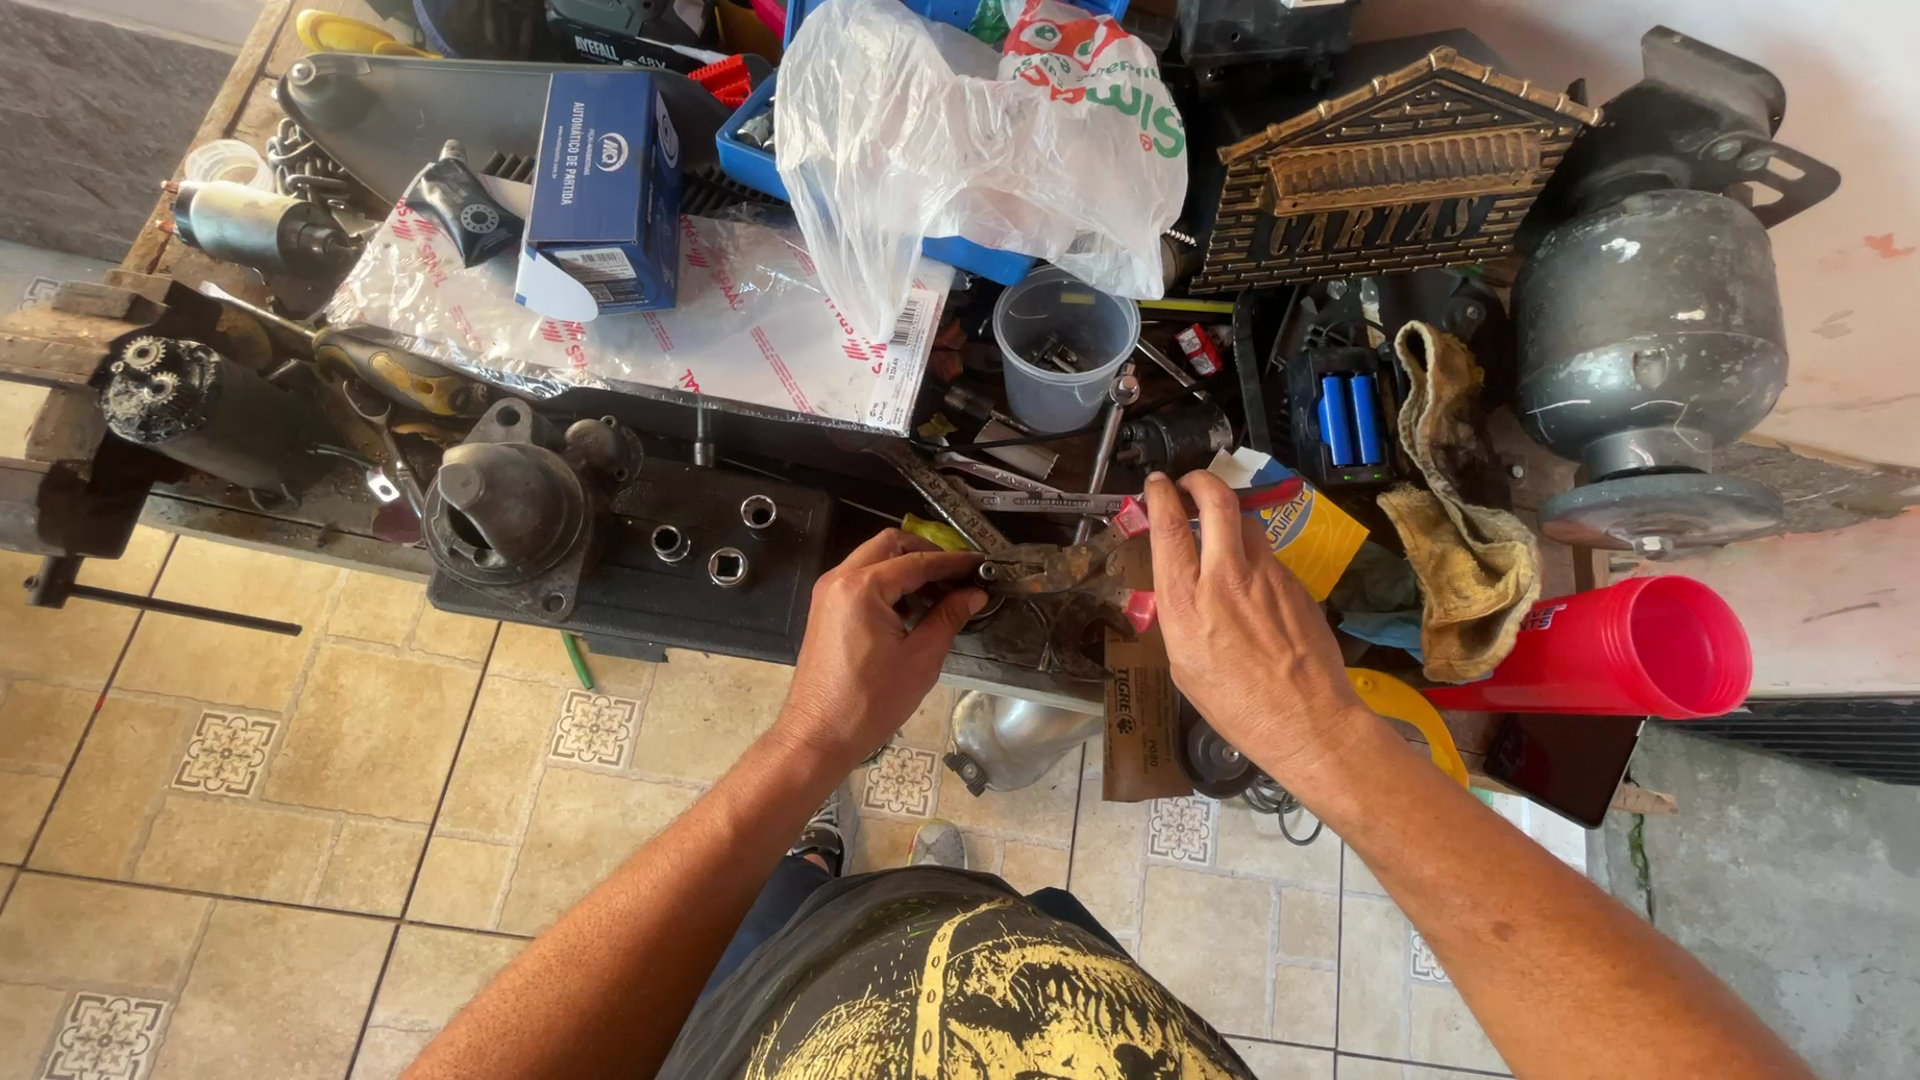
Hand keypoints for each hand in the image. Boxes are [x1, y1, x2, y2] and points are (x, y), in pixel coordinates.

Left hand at [776, 529, 985, 772]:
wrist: (818, 736)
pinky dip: (887, 583)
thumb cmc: (870, 702)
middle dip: (927, 554)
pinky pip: (860, 579)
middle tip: (957, 575)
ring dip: (906, 567)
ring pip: (873, 559)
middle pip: (890, 545)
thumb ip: (949, 617)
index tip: (979, 565)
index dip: (953, 562)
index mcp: (862, 588)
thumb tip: (974, 595)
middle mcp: (840, 580)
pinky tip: (911, 609)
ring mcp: (828, 593)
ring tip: (938, 594)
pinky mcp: (825, 609)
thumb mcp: (920, 659)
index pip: (917, 561)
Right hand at [1144, 470, 1375, 782]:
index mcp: (1186, 601)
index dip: (1161, 495)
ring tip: (1220, 529)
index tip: (1158, 484)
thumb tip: (1181, 590)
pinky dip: (1254, 556)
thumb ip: (1178, 614)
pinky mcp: (1296, 585)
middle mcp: (1226, 578)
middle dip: (1200, 480)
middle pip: (1216, 501)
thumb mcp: (1181, 662)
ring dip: (1229, 517)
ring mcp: (1268, 576)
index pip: (1170, 527)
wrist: (1306, 722)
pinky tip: (1252, 583)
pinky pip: (1269, 556)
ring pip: (1247, 523)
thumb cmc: (1233, 705)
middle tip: (1190, 482)